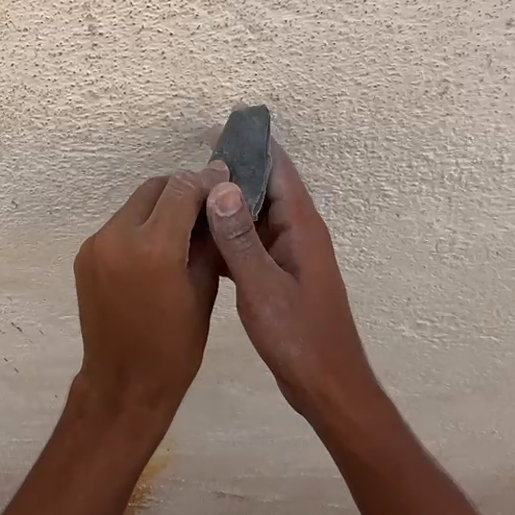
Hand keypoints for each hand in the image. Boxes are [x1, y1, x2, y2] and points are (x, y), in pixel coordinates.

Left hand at [71, 160, 229, 417]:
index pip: (181, 189)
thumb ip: (209, 240)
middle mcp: (118, 236)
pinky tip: (157, 244)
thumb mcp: (204, 291)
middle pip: (154, 188)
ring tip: (184, 223)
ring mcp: (96, 244)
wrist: (123, 383)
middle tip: (207, 201)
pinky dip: (140, 226)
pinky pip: (118, 226)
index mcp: (153, 248)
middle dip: (182, 189)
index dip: (205, 180)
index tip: (224, 178)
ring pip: (134, 204)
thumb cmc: (175, 347)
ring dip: (160, 206)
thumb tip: (220, 203)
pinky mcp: (84, 254)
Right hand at [203, 141, 378, 422]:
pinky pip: (248, 239)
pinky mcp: (277, 273)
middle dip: (232, 167)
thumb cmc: (300, 337)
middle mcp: (296, 232)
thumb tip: (220, 183)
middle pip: (264, 185)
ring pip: (253, 213)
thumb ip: (240, 237)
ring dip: (226, 200)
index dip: (252, 142)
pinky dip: (225, 231)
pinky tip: (197, 236)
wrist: (328, 389)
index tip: (220, 124)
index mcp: (300, 227)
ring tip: (187, 190)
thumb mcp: (263, 287)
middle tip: (190, 156)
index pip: (278, 168)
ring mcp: (287, 253)